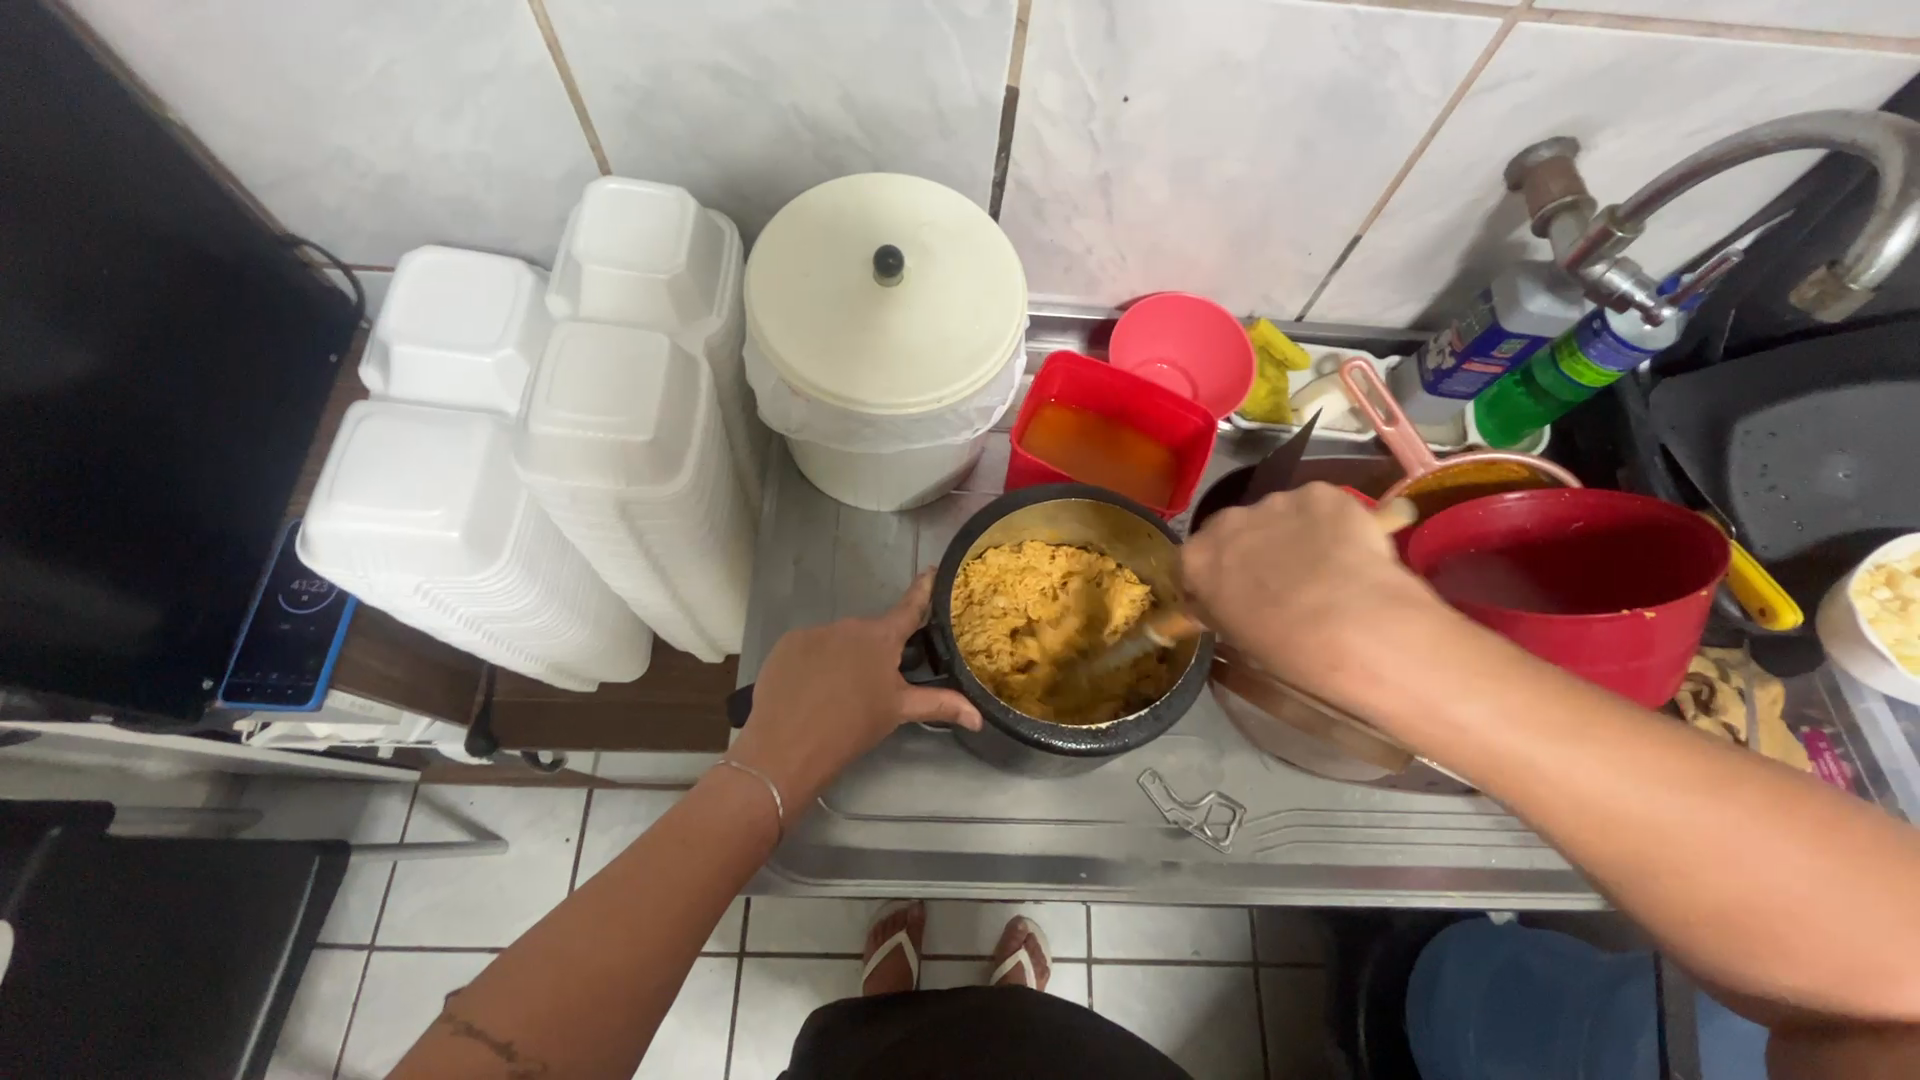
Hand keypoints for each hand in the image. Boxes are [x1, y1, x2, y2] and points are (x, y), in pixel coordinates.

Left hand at [728, 571, 981, 808]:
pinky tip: (811, 691)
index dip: (923, 589)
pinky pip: (809, 649)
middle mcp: (848, 625)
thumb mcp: (898, 712)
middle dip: (875, 653)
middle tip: (874, 686)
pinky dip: (814, 664)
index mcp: (881, 637)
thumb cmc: (852, 727)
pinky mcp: (786, 645)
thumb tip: (980, 717)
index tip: (931, 569)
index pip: (909, 607)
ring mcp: (814, 632)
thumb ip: (940, 705)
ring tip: (837, 696)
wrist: (788, 746)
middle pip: (869, 635)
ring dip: (843, 660)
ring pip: (838, 643)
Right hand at [1181, 483, 1440, 697]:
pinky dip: (1333, 524)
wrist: (1348, 621)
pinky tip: (1351, 553)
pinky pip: (1321, 507)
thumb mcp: (1236, 636)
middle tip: (1280, 581)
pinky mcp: (1320, 493)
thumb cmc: (1284, 644)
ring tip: (1325, 569)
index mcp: (1198, 558)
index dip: (1215, 577)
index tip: (1233, 594)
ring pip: (1281, 515)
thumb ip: (1221, 608)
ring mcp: (1275, 502)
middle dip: (1252, 547)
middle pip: (1234, 529)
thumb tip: (1222, 604)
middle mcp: (1228, 521)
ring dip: (1294, 535)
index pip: (1195, 561)